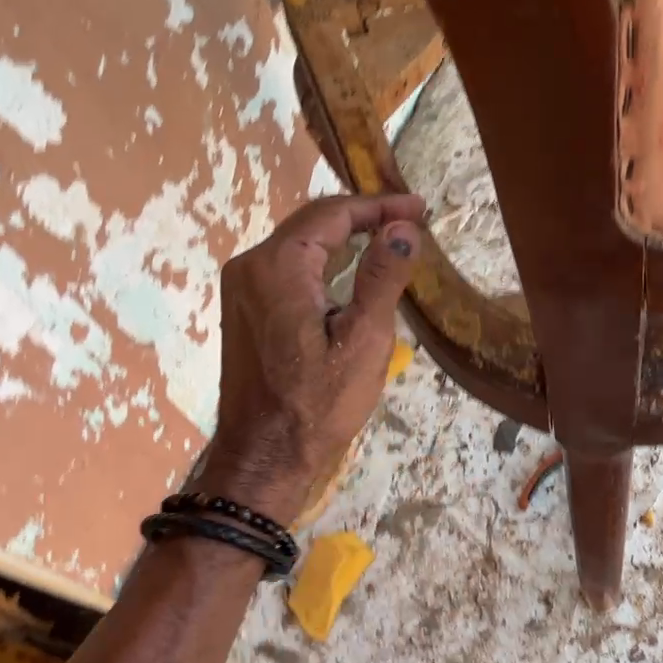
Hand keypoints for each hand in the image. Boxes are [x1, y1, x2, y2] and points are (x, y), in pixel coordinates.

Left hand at [188, 193, 425, 520]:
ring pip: (299, 243)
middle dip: (362, 215)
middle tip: (410, 219)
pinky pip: (288, 266)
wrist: (265, 457)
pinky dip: (324, 258)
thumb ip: (383, 277)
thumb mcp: (363, 340)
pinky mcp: (246, 310)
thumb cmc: (318, 403)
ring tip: (388, 236)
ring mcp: (242, 289)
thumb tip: (404, 228)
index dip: (379, 206)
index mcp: (278, 267)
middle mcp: (251, 267)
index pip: (332, 214)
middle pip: (312, 222)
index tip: (420, 208)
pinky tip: (351, 268)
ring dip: (343, 235)